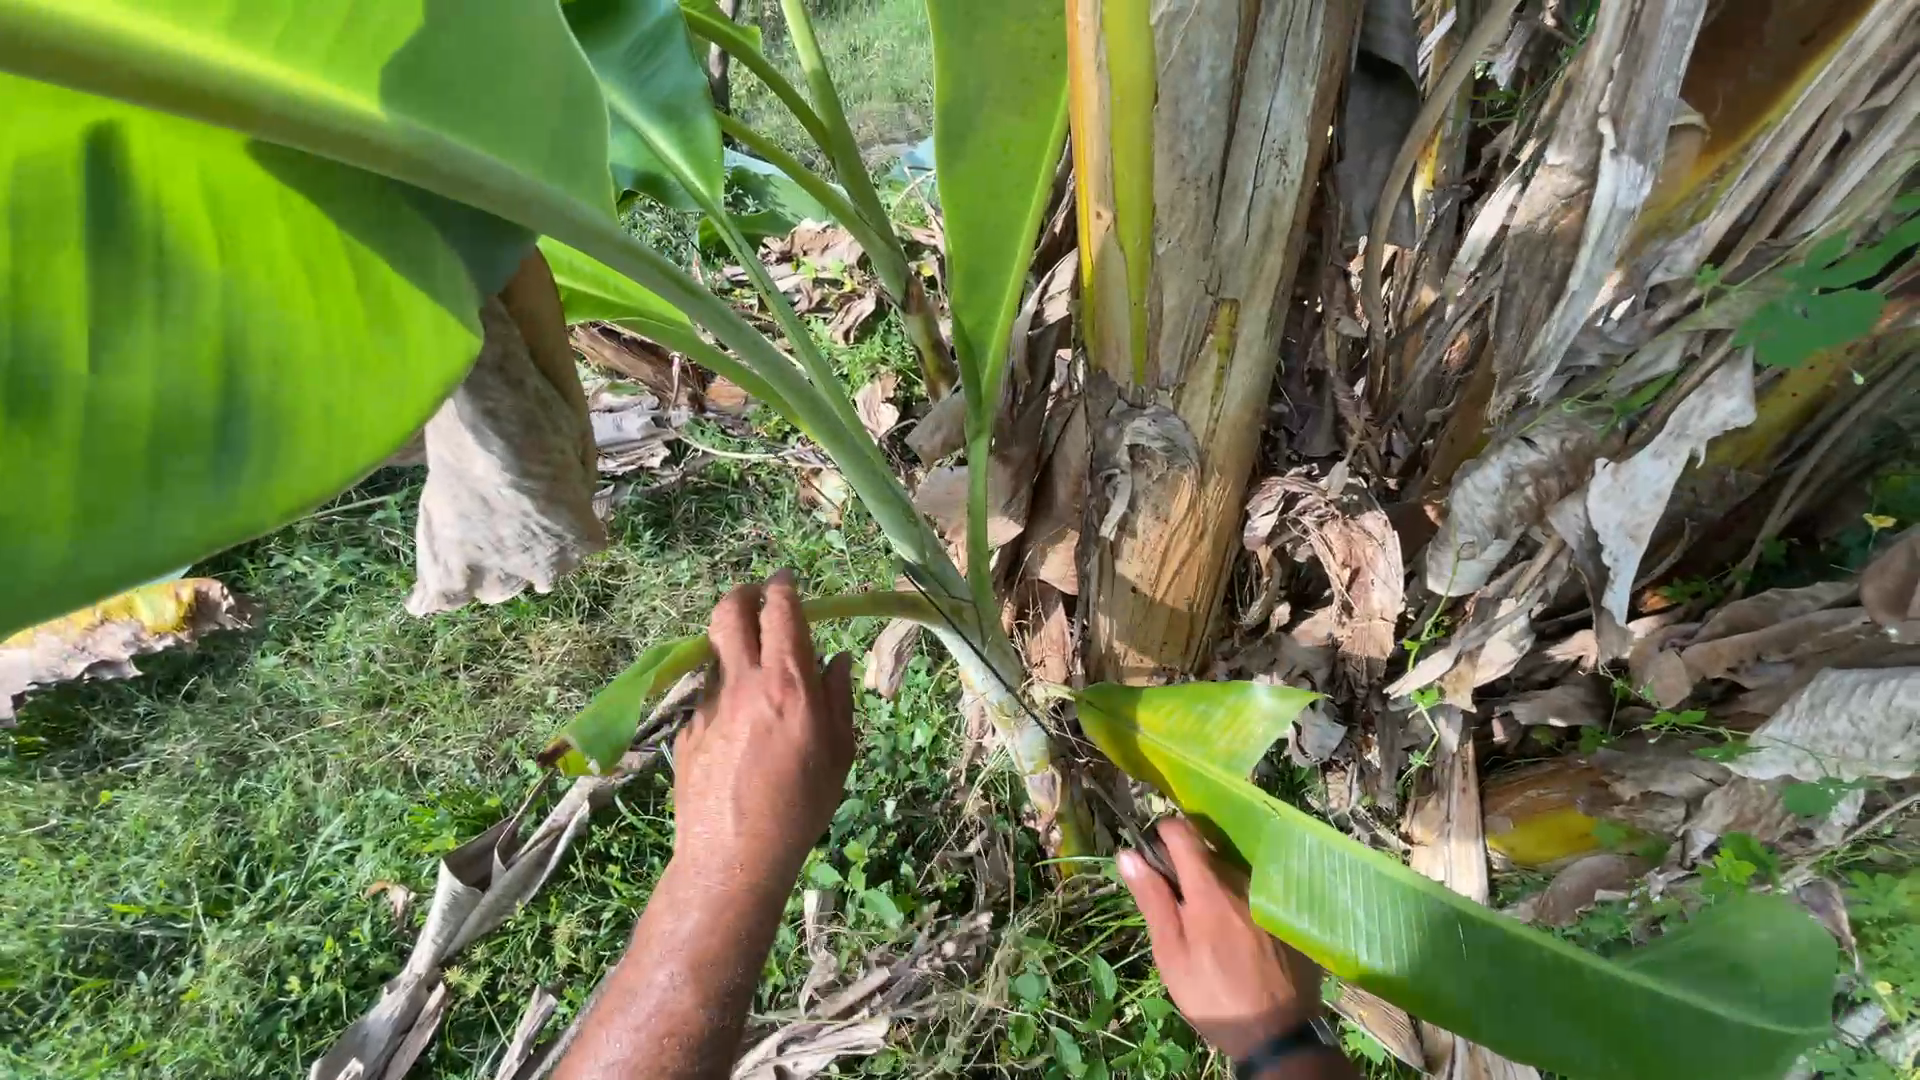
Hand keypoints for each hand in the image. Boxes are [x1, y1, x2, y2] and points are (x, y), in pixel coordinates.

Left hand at [670, 570, 854, 891]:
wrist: (734, 857)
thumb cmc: (802, 804)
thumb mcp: (839, 751)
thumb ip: (838, 696)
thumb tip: (836, 659)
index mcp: (787, 684)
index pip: (781, 612)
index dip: (783, 587)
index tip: (786, 581)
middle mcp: (743, 683)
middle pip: (728, 612)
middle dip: (743, 593)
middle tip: (757, 597)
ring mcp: (708, 705)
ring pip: (717, 653)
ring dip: (735, 647)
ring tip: (755, 675)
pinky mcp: (687, 729)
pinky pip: (709, 696)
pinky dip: (726, 695)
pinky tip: (739, 732)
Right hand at [1119, 818, 1321, 1060]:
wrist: (1279, 1039)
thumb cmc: (1213, 995)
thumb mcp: (1171, 952)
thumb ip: (1152, 898)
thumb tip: (1127, 855)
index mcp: (1209, 887)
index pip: (1183, 832)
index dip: (1163, 832)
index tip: (1152, 850)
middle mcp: (1242, 882)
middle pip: (1207, 853)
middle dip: (1186, 865)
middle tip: (1175, 902)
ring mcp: (1268, 899)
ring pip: (1230, 873)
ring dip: (1213, 884)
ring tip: (1205, 924)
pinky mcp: (1285, 917)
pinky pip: (1254, 893)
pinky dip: (1237, 903)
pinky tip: (1235, 937)